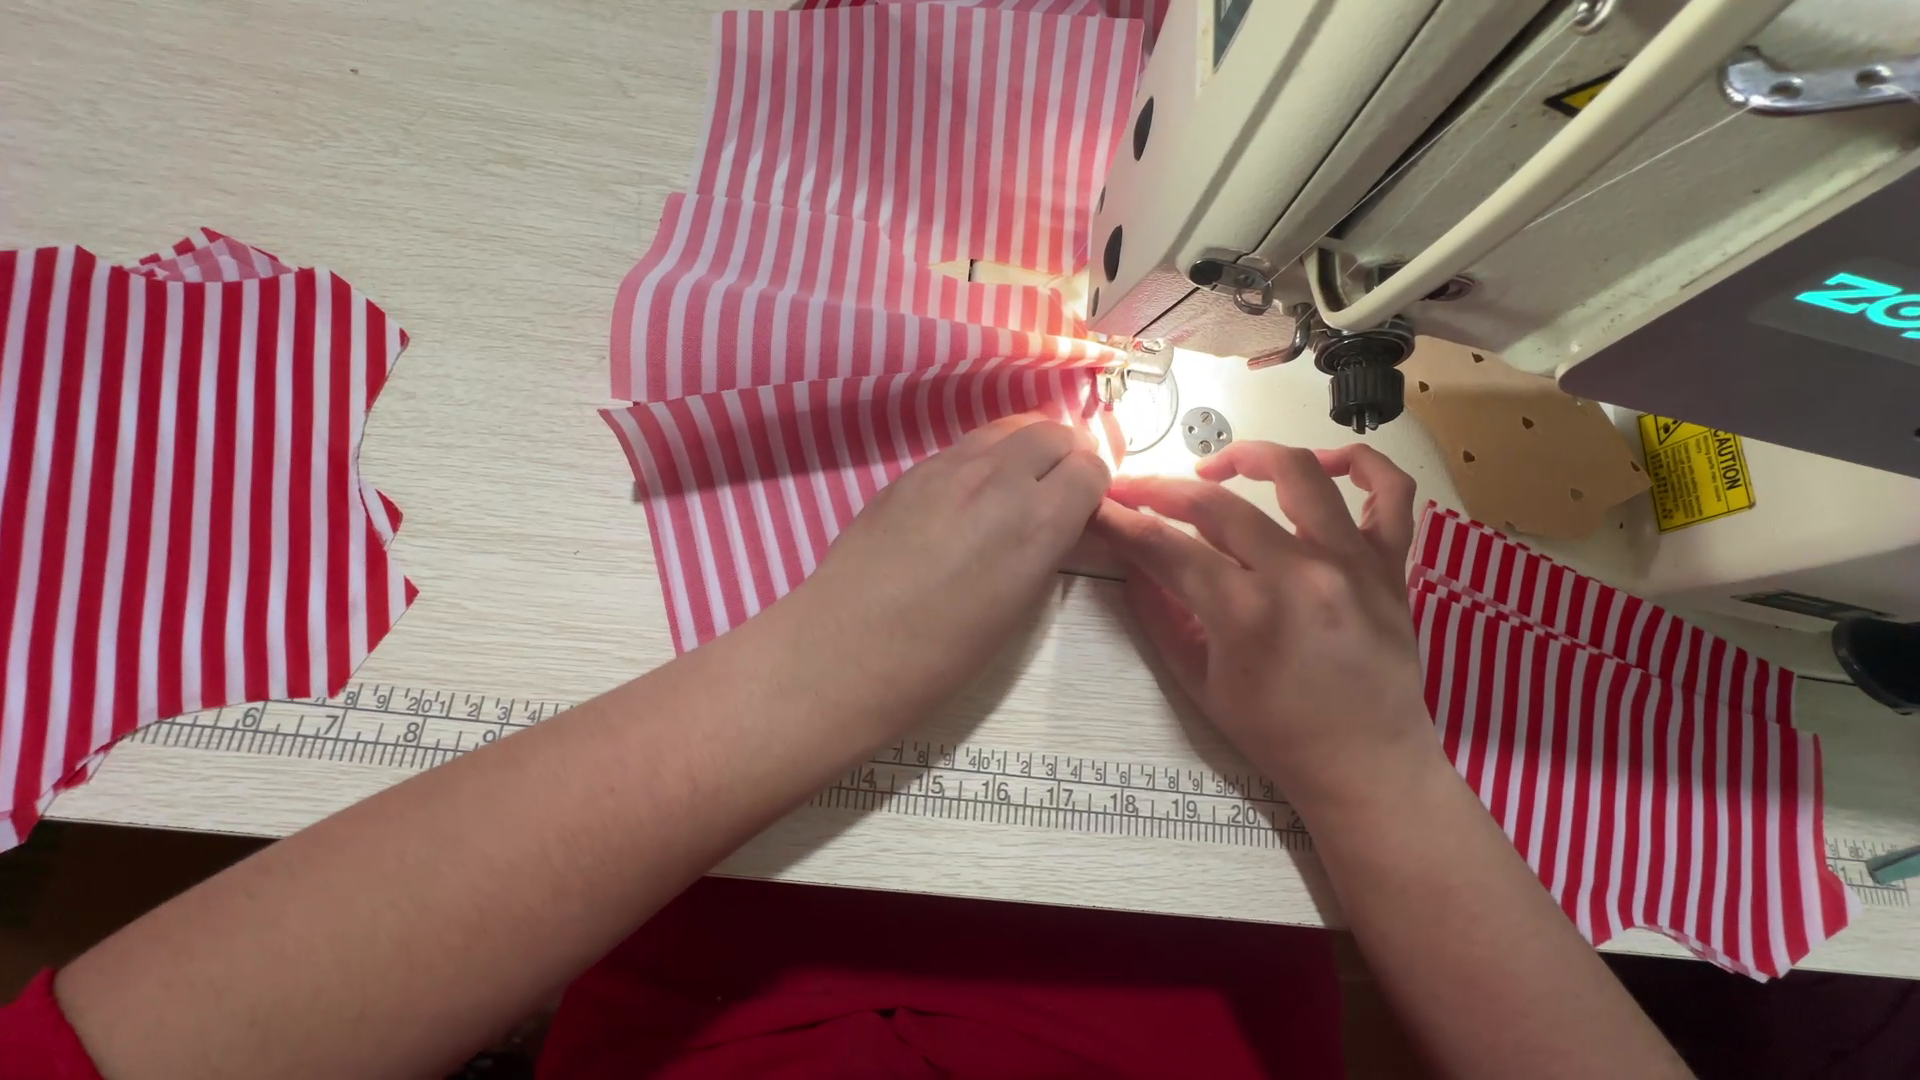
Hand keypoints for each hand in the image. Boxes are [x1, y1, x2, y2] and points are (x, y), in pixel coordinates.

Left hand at [778, 415, 1109, 728]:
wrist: (847, 648)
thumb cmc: (942, 654)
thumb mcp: (1018, 608)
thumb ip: (1044, 549)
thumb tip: (1052, 524)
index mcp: (1037, 520)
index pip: (1090, 467)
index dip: (1092, 488)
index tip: (1082, 510)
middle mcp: (998, 478)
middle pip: (1052, 432)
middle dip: (1064, 457)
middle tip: (1053, 492)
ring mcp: (948, 467)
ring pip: (1005, 429)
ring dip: (1022, 449)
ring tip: (1013, 487)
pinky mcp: (910, 471)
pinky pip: (963, 447)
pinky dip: (981, 460)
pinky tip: (965, 498)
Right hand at [1090, 441, 1435, 810]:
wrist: (1367, 767)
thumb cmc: (1275, 734)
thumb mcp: (1198, 682)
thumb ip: (1160, 614)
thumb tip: (1134, 559)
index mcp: (1246, 614)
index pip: (1166, 547)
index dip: (1122, 522)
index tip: (1099, 505)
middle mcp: (1300, 575)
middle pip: (1217, 506)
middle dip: (1161, 490)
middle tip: (1135, 490)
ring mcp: (1353, 564)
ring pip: (1299, 476)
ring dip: (1248, 457)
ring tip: (1218, 469)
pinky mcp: (1391, 566)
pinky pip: (1392, 493)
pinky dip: (1361, 465)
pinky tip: (1325, 463)